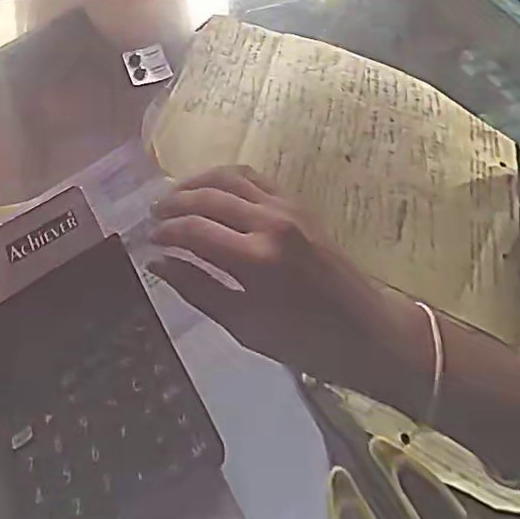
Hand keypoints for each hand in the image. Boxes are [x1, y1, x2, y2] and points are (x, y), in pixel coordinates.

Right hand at [149, 166, 404, 392]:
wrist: (371, 331)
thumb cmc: (307, 342)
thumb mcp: (245, 326)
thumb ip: (198, 288)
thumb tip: (158, 264)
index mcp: (256, 260)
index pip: (194, 230)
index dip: (165, 232)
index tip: (148, 241)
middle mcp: (268, 222)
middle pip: (206, 197)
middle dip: (173, 203)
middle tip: (153, 216)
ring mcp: (284, 207)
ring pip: (227, 177)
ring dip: (195, 183)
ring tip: (173, 196)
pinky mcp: (295, 202)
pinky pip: (251, 176)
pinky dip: (223, 177)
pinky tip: (209, 188)